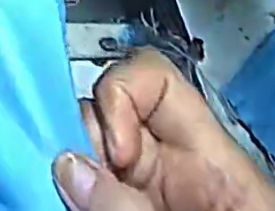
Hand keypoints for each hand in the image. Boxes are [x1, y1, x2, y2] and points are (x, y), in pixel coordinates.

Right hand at [55, 48, 274, 210]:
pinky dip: (71, 196)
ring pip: (87, 153)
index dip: (120, 94)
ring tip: (70, 202)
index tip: (117, 154)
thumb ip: (137, 209)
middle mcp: (172, 167)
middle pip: (106, 112)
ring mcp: (147, 195)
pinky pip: (89, 193)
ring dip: (70, 171)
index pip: (153, 78)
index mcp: (208, 160)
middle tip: (76, 187)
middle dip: (82, 138)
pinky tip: (67, 204)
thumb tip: (66, 164)